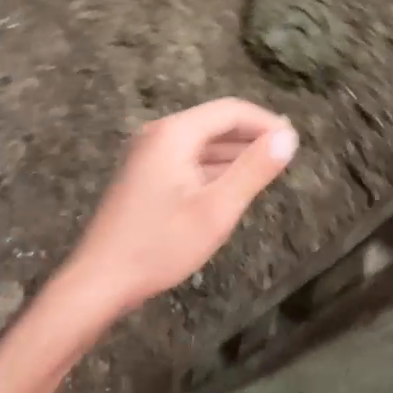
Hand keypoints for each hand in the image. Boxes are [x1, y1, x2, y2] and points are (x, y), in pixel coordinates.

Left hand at [66, 98, 299, 314]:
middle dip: (250, 136)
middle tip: (284, 156)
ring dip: (233, 153)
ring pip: (201, 142)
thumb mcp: (216, 210)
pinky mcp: (143, 175)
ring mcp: (147, 154)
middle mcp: (159, 133)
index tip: (293, 141)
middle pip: (214, 123)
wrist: (99, 281)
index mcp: (175, 133)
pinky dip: (213, 167)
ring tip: (266, 170)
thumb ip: (253, 170)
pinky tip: (230, 186)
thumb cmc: (160, 244)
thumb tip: (288, 138)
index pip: (230, 111)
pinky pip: (187, 159)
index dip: (264, 122)